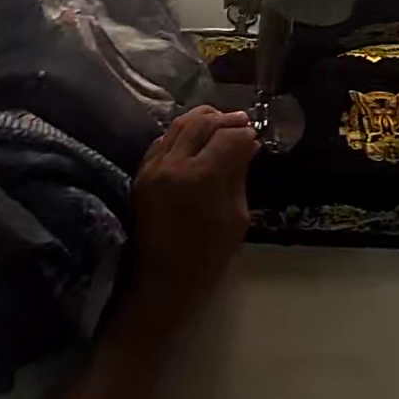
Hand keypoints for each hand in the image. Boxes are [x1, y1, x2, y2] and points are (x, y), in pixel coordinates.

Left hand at [127, 106, 257, 324]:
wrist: (163, 279)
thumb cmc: (209, 255)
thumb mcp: (236, 215)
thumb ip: (239, 174)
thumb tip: (249, 144)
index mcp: (199, 178)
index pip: (228, 138)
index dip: (245, 133)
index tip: (256, 136)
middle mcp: (172, 165)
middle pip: (203, 123)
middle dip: (227, 119)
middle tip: (244, 122)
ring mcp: (152, 167)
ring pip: (179, 125)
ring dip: (204, 119)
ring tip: (223, 121)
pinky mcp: (141, 173)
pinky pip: (163, 139)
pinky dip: (182, 132)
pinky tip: (196, 136)